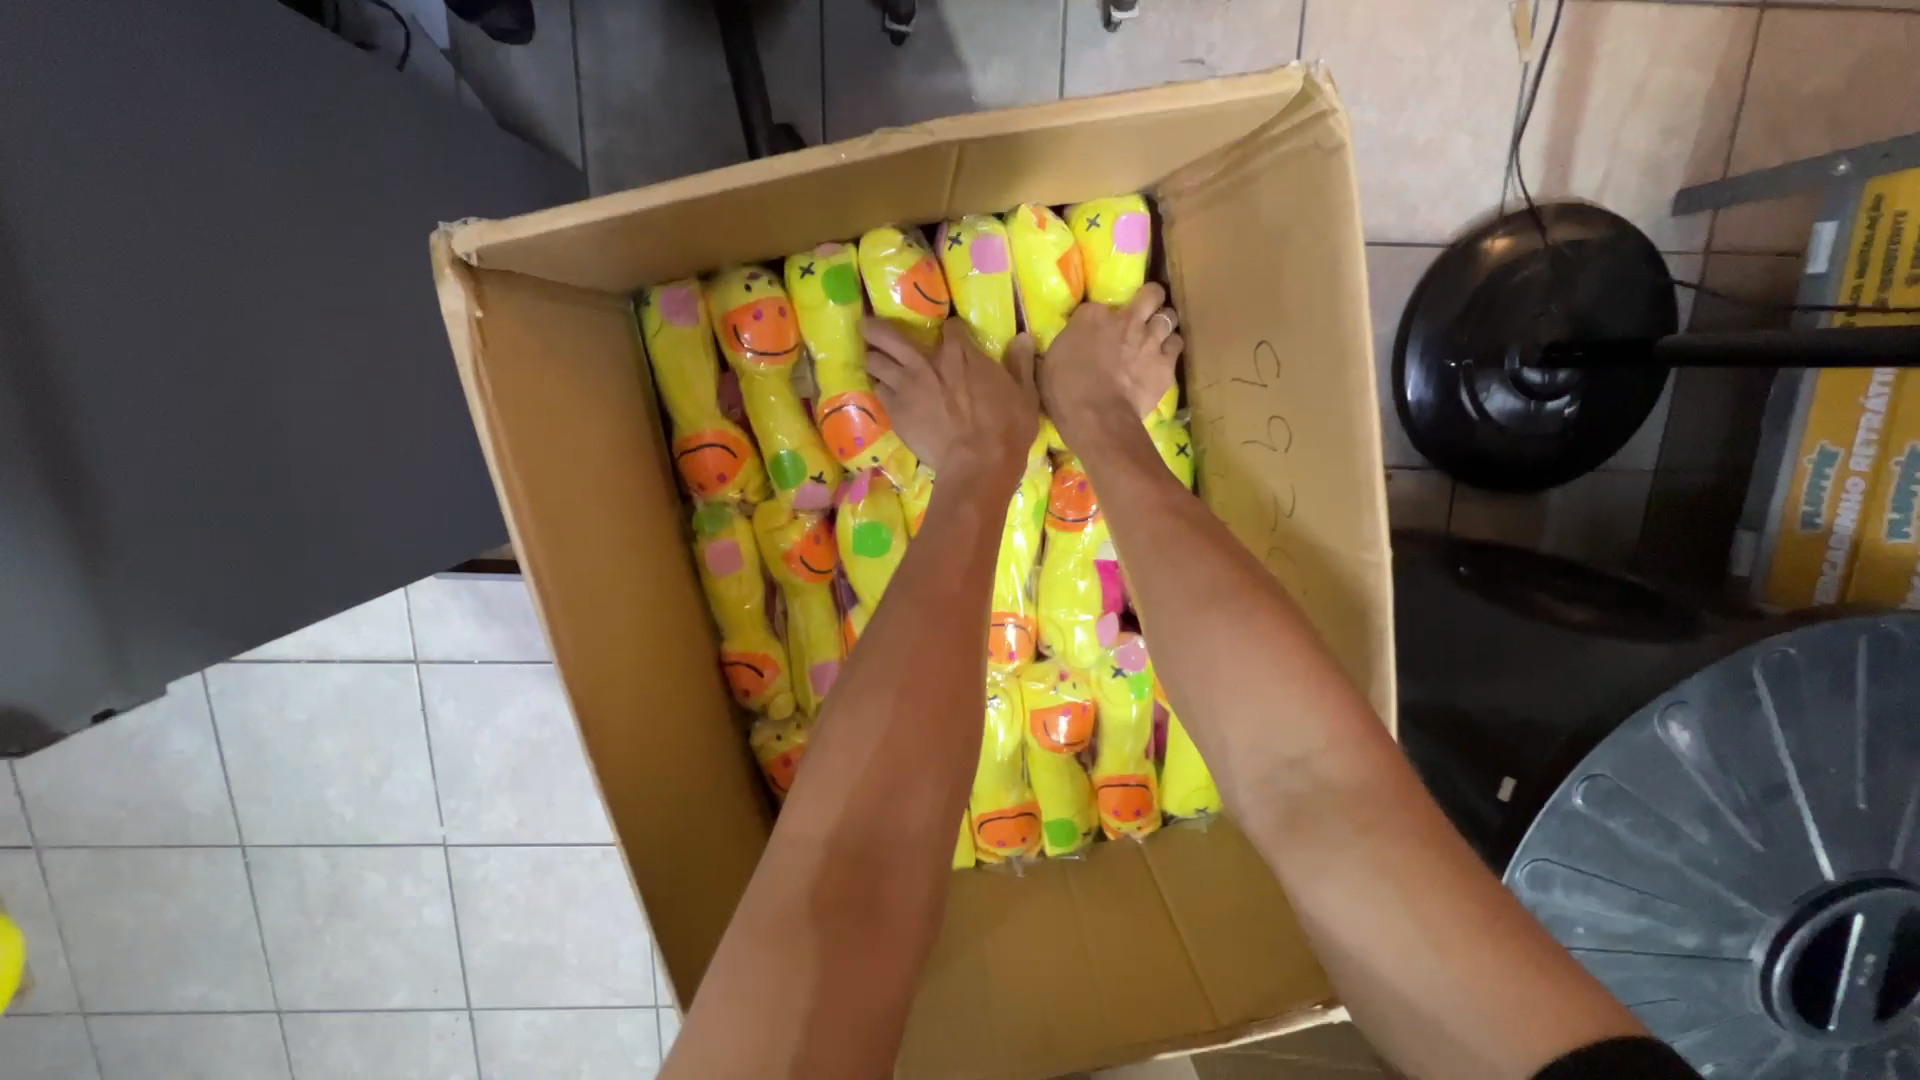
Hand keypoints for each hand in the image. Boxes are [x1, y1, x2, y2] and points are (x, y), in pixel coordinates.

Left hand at [864, 318, 1039, 489]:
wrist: (979, 463)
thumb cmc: (1008, 429)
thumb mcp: (1026, 395)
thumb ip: (1021, 364)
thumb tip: (1023, 338)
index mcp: (962, 353)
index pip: (949, 327)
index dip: (950, 331)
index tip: (951, 337)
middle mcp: (928, 363)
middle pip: (890, 336)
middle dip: (877, 329)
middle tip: (870, 326)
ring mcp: (907, 386)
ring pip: (875, 361)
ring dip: (873, 357)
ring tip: (872, 358)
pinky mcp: (896, 411)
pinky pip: (878, 390)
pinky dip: (879, 386)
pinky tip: (880, 388)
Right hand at [1036, 282, 1181, 446]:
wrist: (1097, 418)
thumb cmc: (1064, 394)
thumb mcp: (1046, 366)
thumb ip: (1056, 348)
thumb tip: (1039, 343)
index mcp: (1092, 317)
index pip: (1100, 305)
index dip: (1103, 317)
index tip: (1099, 329)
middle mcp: (1126, 319)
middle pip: (1150, 294)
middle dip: (1150, 299)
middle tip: (1145, 311)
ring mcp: (1150, 339)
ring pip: (1169, 316)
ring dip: (1164, 324)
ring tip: (1158, 335)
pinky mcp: (1166, 362)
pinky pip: (1177, 343)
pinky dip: (1171, 348)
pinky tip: (1164, 357)